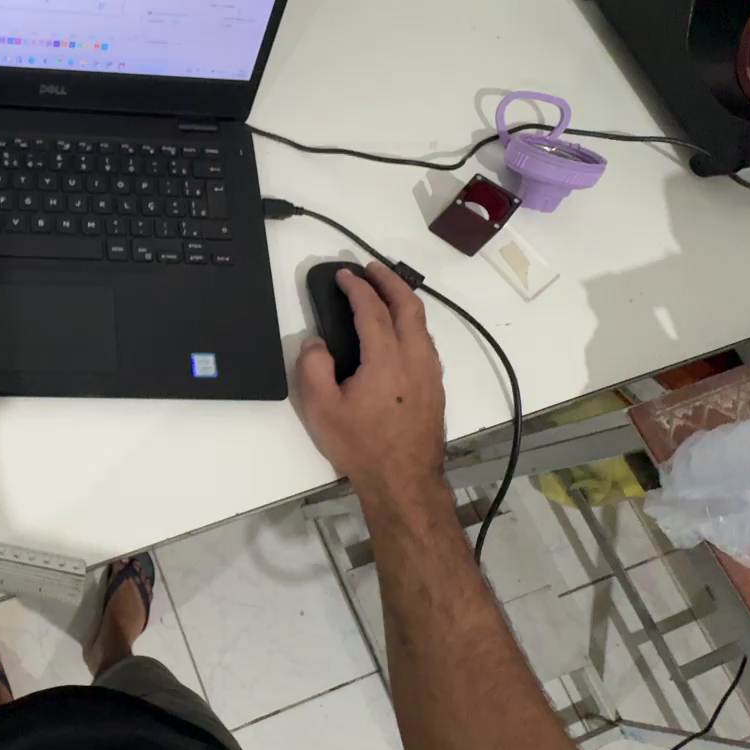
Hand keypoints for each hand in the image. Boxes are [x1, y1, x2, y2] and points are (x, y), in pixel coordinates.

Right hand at [295, 263, 446, 495]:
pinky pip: (425, 342)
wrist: (403, 480)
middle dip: (390, 281)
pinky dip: (411, 323)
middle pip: (409, 307)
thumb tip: (317, 343)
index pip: (372, 311)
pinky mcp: (435, 387)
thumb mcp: (321, 407)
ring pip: (422, 324)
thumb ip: (314, 367)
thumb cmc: (360, 444)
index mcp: (386, 359)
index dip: (357, 288)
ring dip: (403, 301)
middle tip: (371, 268)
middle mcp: (415, 359)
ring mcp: (430, 373)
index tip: (343, 275)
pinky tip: (398, 330)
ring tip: (384, 293)